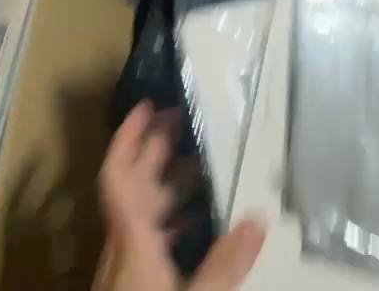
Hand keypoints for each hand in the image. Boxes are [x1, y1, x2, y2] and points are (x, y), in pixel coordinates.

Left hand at [96, 101, 265, 290]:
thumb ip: (225, 261)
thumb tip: (259, 218)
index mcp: (131, 235)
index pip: (119, 173)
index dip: (129, 134)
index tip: (147, 105)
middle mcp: (120, 241)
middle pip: (131, 184)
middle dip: (154, 146)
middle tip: (182, 118)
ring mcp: (122, 260)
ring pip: (138, 210)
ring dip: (162, 182)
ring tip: (197, 163)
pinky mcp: (129, 278)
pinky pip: (144, 234)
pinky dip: (166, 218)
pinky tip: (193, 222)